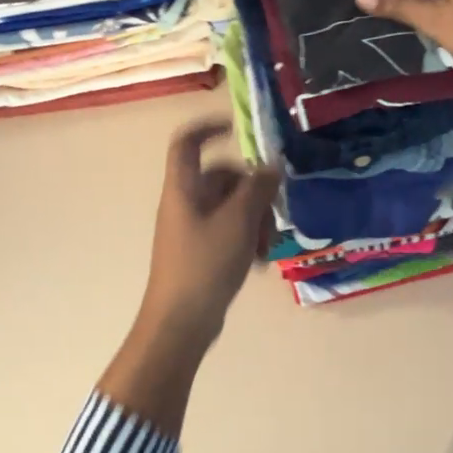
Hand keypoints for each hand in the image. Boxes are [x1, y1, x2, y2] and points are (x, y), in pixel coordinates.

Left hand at [138, 119, 279, 350]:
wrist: (180, 324)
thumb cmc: (205, 265)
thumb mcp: (238, 221)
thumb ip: (258, 188)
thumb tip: (272, 165)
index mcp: (183, 188)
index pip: (187, 143)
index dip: (209, 128)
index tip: (239, 128)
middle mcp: (184, 202)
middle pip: (221, 177)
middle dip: (252, 190)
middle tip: (272, 213)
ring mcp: (191, 228)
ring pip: (230, 205)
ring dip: (254, 218)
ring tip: (266, 246)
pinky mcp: (200, 251)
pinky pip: (228, 230)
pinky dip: (246, 237)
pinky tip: (258, 261)